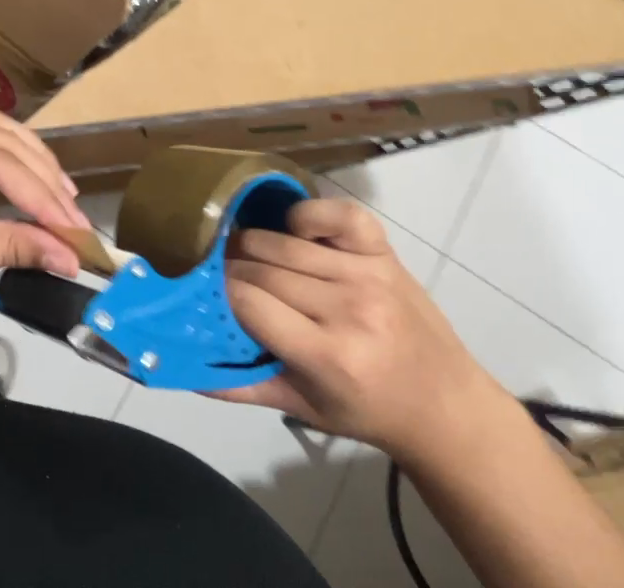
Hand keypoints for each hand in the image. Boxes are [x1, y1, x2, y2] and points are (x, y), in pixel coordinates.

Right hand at [214, 198, 507, 463]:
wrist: (448, 406)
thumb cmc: (365, 409)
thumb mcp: (297, 408)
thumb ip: (234, 385)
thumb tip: (176, 358)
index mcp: (328, 354)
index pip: (245, 301)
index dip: (216, 296)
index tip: (206, 303)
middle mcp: (350, 309)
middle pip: (257, 267)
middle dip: (229, 274)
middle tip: (222, 287)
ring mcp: (369, 276)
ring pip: (279, 241)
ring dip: (253, 249)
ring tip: (249, 265)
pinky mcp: (385, 255)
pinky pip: (336, 215)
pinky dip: (306, 215)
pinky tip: (293, 233)